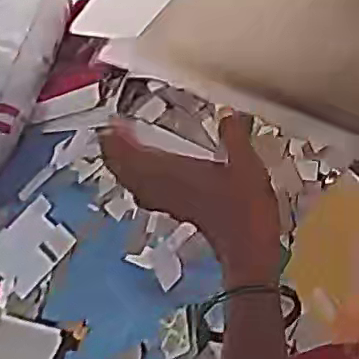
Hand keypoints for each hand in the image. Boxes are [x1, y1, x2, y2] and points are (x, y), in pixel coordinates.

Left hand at [101, 112, 282, 286]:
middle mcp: (163, 187)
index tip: (113, 122)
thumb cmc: (245, 205)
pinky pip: (143, 190)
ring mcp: (167, 201)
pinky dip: (137, 178)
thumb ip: (234, 137)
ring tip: (123, 148)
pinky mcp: (175, 209)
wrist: (246, 245)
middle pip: (126, 169)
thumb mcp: (247, 164)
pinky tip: (146, 176)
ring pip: (132, 181)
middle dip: (114, 150)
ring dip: (123, 164)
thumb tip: (227, 113)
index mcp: (174, 172)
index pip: (133, 154)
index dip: (119, 138)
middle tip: (111, 132)